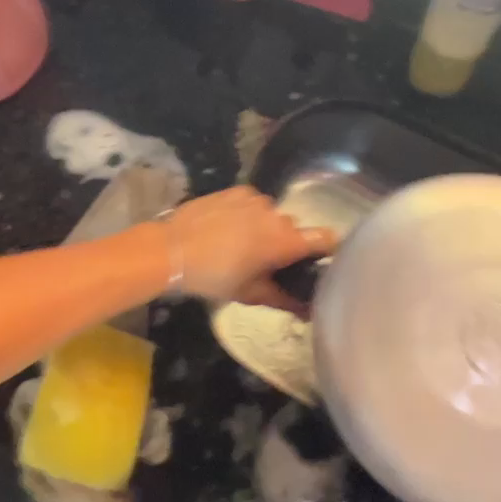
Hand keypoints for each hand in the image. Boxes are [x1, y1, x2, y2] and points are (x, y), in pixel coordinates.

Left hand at [160, 187, 336, 311]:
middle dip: (285, 245)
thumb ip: (283, 300)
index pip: (326, 238)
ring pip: (271, 216)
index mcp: (285, 241)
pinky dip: (247, 214)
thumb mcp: (249, 294)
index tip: (318, 262)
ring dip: (264, 228)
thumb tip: (308, 311)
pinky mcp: (236, 191)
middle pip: (294, 230)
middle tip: (266, 263)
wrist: (172, 248)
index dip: (328, 249)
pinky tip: (228, 227)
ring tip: (241, 245)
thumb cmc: (213, 276)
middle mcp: (277, 215)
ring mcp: (256, 199)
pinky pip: (252, 203)